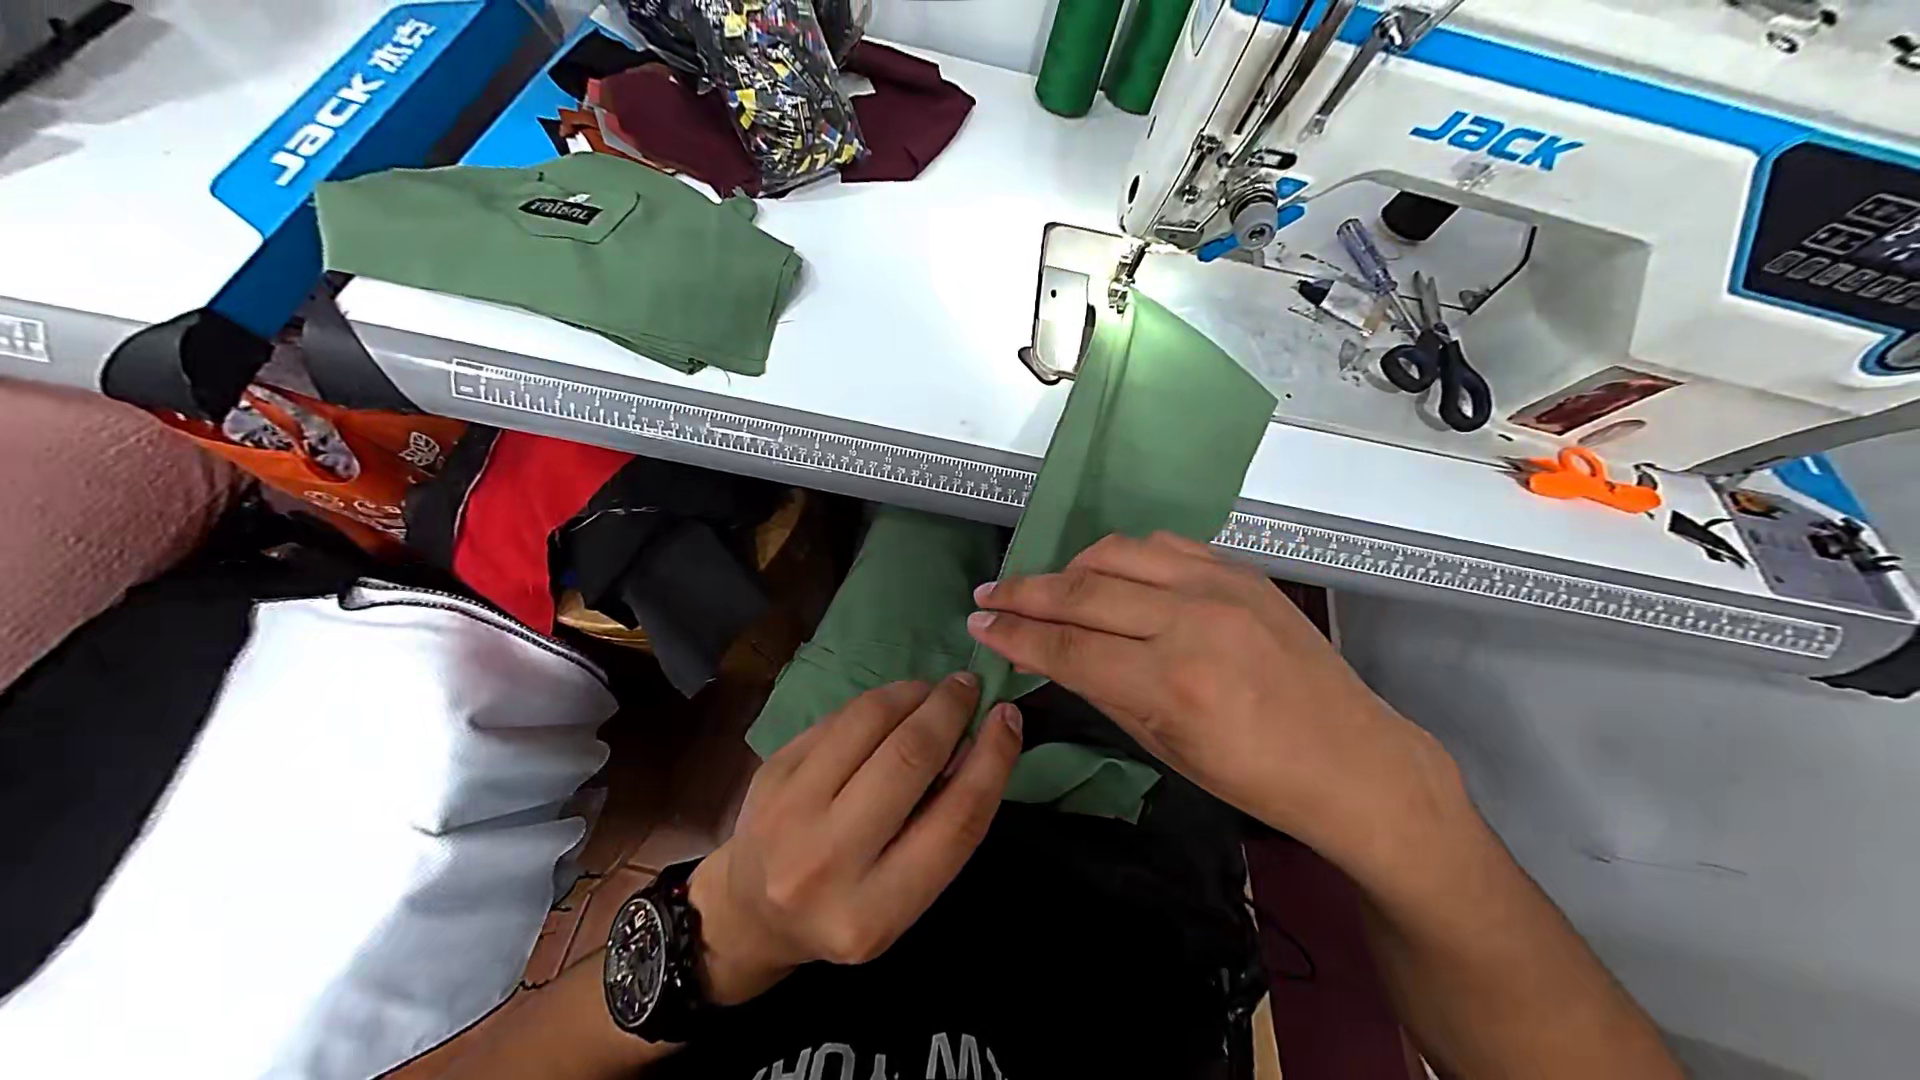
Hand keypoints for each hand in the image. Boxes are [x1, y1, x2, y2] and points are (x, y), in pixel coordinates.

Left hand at [686, 675, 1022, 1006]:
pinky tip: (895, 702)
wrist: (750, 911)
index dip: (993, 760)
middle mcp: (827, 862)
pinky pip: (838, 718)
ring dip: (913, 693)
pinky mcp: (771, 771)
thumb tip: (973, 742)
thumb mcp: (903, 896)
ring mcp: (790, 811)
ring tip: (934, 689)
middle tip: (969, 687)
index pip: (955, 821)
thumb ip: (942, 826)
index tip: (1009, 718)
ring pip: (868, 721)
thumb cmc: (844, 906)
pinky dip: (878, 701)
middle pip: (908, 758)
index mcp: (876, 912)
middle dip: (949, 710)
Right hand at [966, 532, 1456, 857]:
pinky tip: (1109, 574)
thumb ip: (1100, 690)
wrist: (1353, 759)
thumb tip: (1049, 655)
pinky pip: (1162, 545)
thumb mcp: (1165, 748)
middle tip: (989, 595)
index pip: (1066, 647)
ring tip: (1047, 586)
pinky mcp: (1240, 571)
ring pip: (1116, 554)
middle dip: (1024, 593)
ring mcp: (1220, 587)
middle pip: (1082, 592)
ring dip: (1069, 567)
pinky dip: (1122, 556)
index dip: (1014, 635)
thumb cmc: (1254, 777)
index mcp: (1172, 685)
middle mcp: (1192, 622)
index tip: (979, 624)